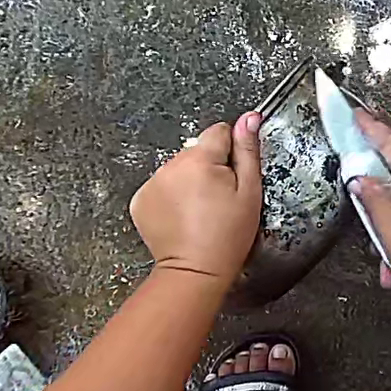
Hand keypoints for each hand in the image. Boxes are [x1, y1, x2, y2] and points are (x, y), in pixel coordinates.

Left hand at [130, 112, 262, 281]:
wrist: (196, 271)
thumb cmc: (227, 237)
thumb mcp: (250, 192)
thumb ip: (248, 151)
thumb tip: (249, 118)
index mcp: (200, 160)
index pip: (219, 132)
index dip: (231, 153)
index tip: (233, 178)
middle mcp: (170, 165)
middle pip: (197, 152)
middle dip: (209, 169)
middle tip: (218, 200)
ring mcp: (152, 183)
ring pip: (178, 168)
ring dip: (189, 182)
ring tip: (200, 211)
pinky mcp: (140, 200)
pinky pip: (162, 186)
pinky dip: (172, 197)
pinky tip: (184, 216)